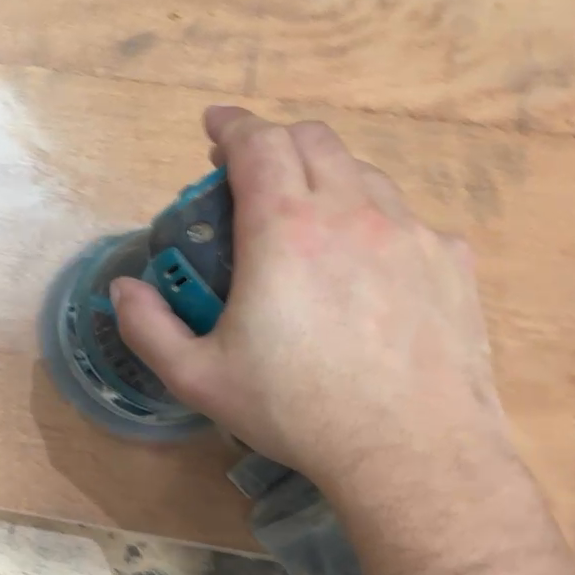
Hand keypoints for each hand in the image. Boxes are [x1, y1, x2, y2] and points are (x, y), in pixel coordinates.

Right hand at [110, 106, 512, 492]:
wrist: (412, 450)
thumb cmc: (293, 408)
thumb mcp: (194, 376)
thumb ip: (147, 325)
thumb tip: (122, 288)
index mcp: (285, 230)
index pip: (258, 144)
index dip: (231, 125)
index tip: (212, 124)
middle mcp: (353, 212)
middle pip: (314, 141)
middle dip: (273, 141)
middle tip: (243, 173)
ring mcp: (412, 233)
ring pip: (363, 172)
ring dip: (321, 175)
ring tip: (298, 215)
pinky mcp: (451, 261)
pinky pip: (402, 216)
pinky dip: (367, 217)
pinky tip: (356, 264)